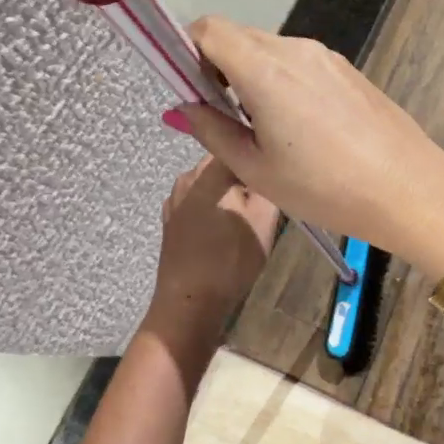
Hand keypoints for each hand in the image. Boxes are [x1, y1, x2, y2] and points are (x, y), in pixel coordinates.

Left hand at [144, 157, 279, 338]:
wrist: (190, 301)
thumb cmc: (231, 258)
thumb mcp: (265, 219)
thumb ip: (269, 183)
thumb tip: (268, 164)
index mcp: (211, 170)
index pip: (240, 142)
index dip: (260, 154)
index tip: (274, 172)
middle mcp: (188, 176)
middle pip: (225, 161)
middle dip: (244, 174)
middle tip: (265, 198)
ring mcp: (175, 198)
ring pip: (211, 182)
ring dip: (228, 191)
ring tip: (246, 215)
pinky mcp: (170, 218)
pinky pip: (198, 200)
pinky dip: (212, 206)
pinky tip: (222, 228)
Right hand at [171, 17, 443, 270]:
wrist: (407, 187)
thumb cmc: (325, 186)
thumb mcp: (256, 169)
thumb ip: (212, 130)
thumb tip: (186, 106)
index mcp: (264, 69)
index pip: (209, 28)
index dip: (189, 49)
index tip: (192, 88)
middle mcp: (294, 49)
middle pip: (238, 36)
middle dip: (219, 66)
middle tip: (224, 115)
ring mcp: (326, 56)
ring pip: (270, 49)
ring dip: (252, 75)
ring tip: (265, 128)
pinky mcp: (347, 68)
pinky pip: (300, 62)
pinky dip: (282, 81)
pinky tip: (301, 127)